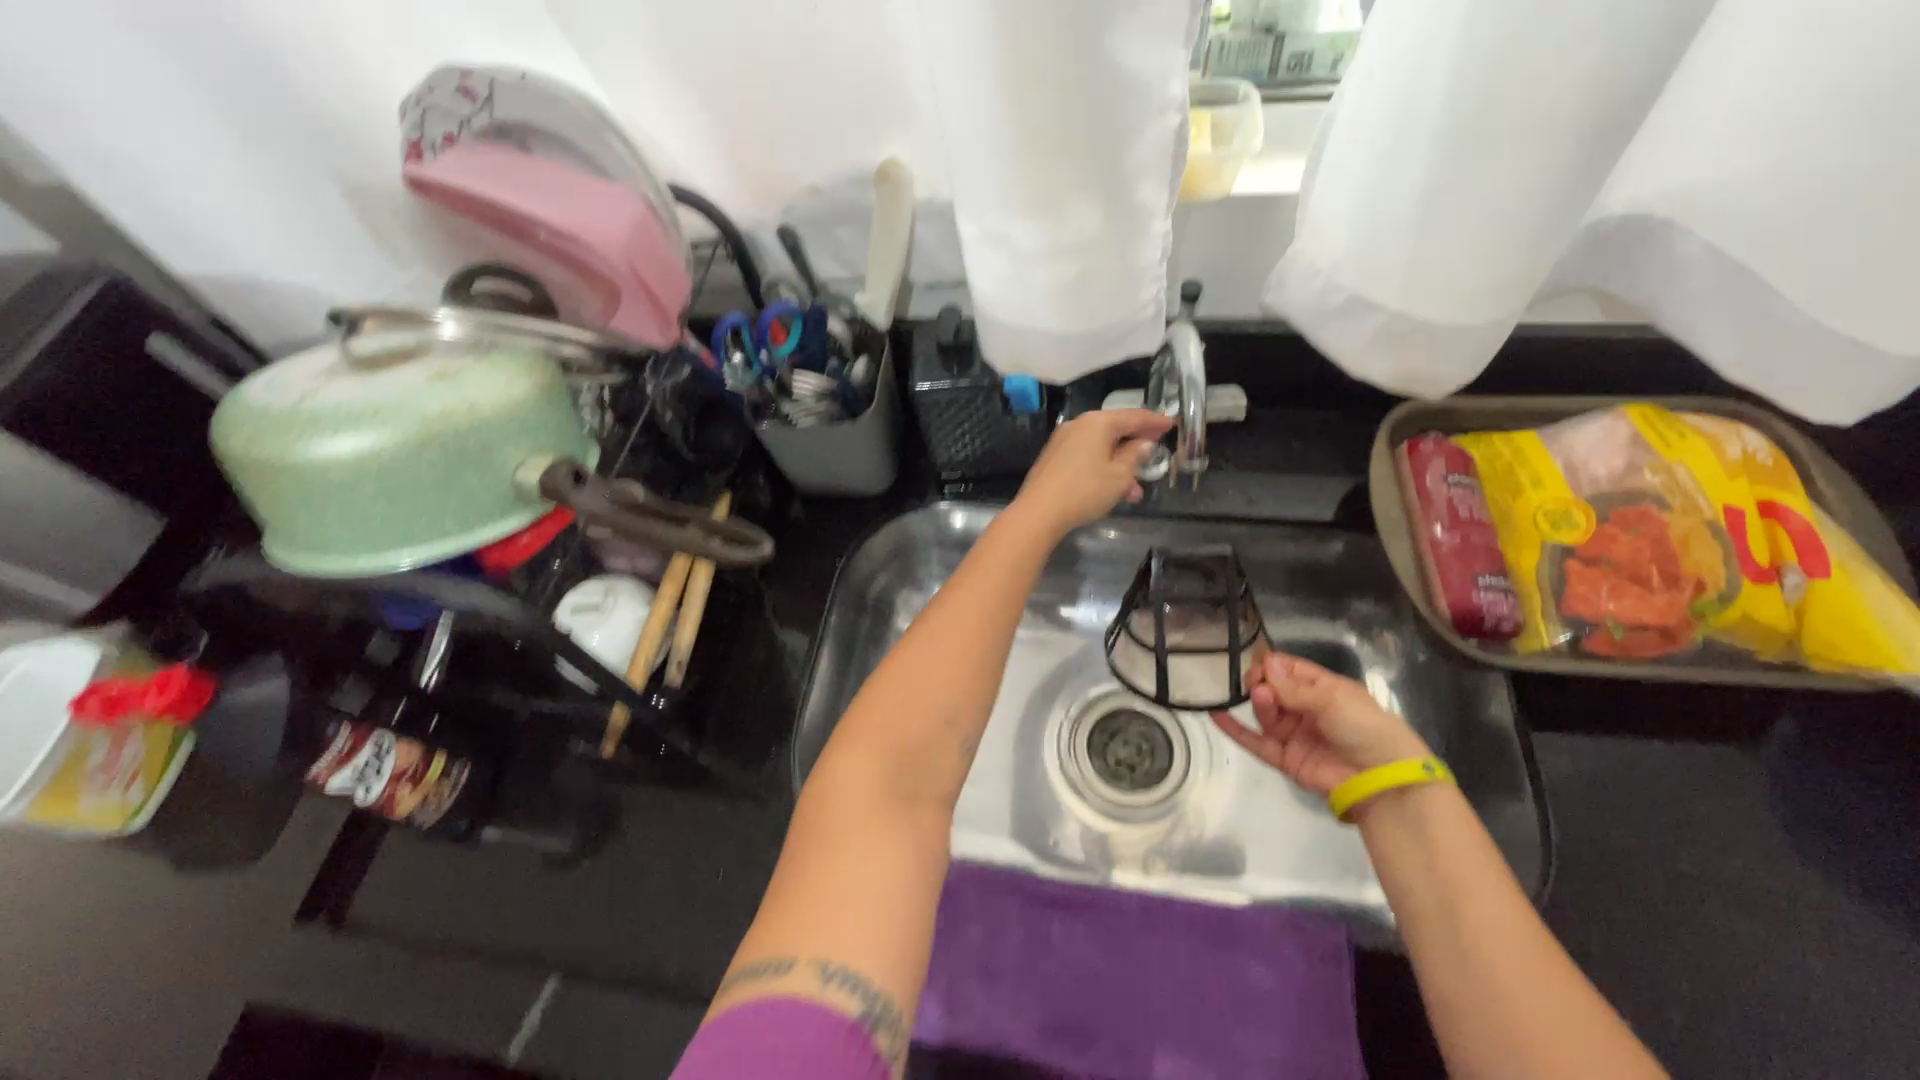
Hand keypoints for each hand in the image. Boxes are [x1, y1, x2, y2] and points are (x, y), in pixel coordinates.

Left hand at [1009, 409, 1172, 538]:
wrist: (1039, 512)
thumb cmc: (1085, 491)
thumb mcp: (1119, 475)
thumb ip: (1135, 455)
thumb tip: (1144, 442)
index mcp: (1098, 423)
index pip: (1134, 417)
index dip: (1154, 421)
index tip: (1171, 423)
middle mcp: (1079, 424)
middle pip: (1115, 429)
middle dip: (1137, 444)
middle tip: (1157, 449)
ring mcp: (1063, 440)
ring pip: (1101, 447)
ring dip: (1120, 465)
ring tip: (1135, 491)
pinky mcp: (1054, 457)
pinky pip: (1086, 456)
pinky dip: (1103, 468)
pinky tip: (1112, 489)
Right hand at [1210, 652, 1431, 796]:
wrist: (1380, 779)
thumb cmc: (1364, 727)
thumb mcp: (1332, 699)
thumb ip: (1293, 687)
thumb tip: (1266, 663)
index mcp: (1324, 689)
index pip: (1290, 670)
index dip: (1272, 666)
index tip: (1259, 666)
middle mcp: (1306, 710)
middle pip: (1274, 690)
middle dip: (1263, 684)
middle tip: (1259, 686)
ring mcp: (1294, 735)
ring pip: (1266, 714)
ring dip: (1258, 703)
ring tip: (1260, 697)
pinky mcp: (1285, 758)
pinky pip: (1256, 742)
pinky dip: (1236, 730)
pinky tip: (1217, 715)